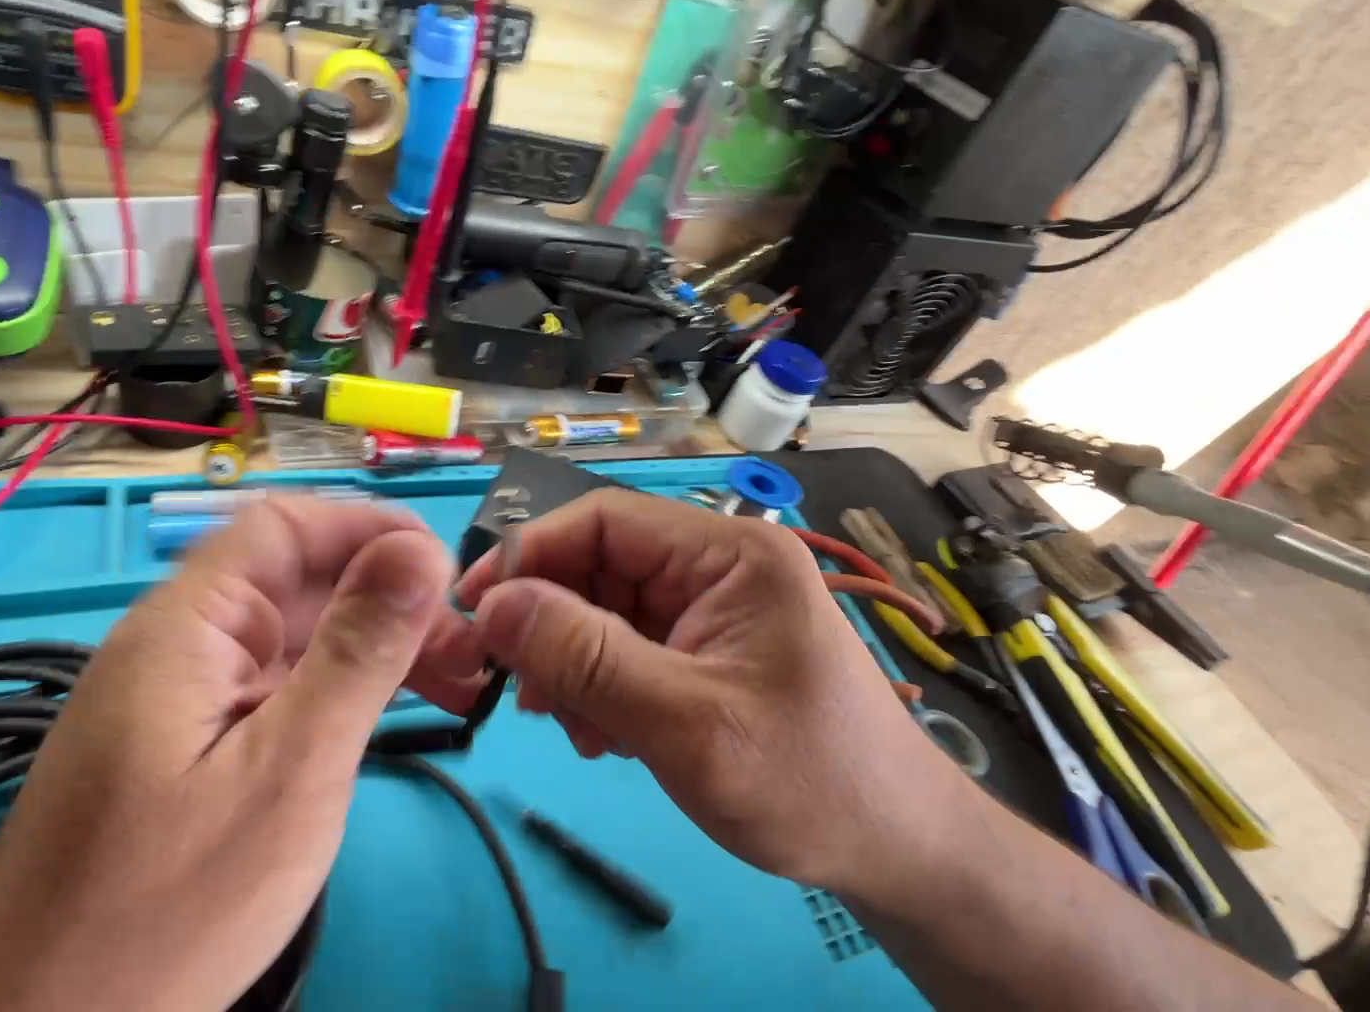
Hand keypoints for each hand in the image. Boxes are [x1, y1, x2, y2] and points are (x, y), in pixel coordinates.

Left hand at [0, 497, 461, 1011]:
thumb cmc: (169, 906)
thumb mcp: (289, 771)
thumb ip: (356, 653)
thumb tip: (417, 549)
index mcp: (188, 625)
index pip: (284, 526)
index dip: (369, 529)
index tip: (447, 572)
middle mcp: (185, 644)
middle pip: (300, 580)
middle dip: (392, 598)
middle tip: (473, 648)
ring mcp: (191, 697)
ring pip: (301, 635)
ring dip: (381, 646)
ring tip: (462, 682)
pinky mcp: (202, 744)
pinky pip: (286, 687)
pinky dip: (349, 690)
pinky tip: (403, 711)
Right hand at [447, 489, 966, 894]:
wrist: (894, 849)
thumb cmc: (806, 779)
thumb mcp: (687, 722)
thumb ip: (586, 658)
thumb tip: (492, 604)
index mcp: (729, 553)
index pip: (603, 520)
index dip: (530, 555)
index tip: (474, 610)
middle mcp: (717, 567)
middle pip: (599, 568)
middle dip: (551, 626)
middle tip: (523, 692)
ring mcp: (710, 611)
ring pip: (604, 613)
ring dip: (573, 665)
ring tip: (577, 729)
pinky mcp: (704, 652)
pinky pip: (626, 649)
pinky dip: (599, 687)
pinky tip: (603, 735)